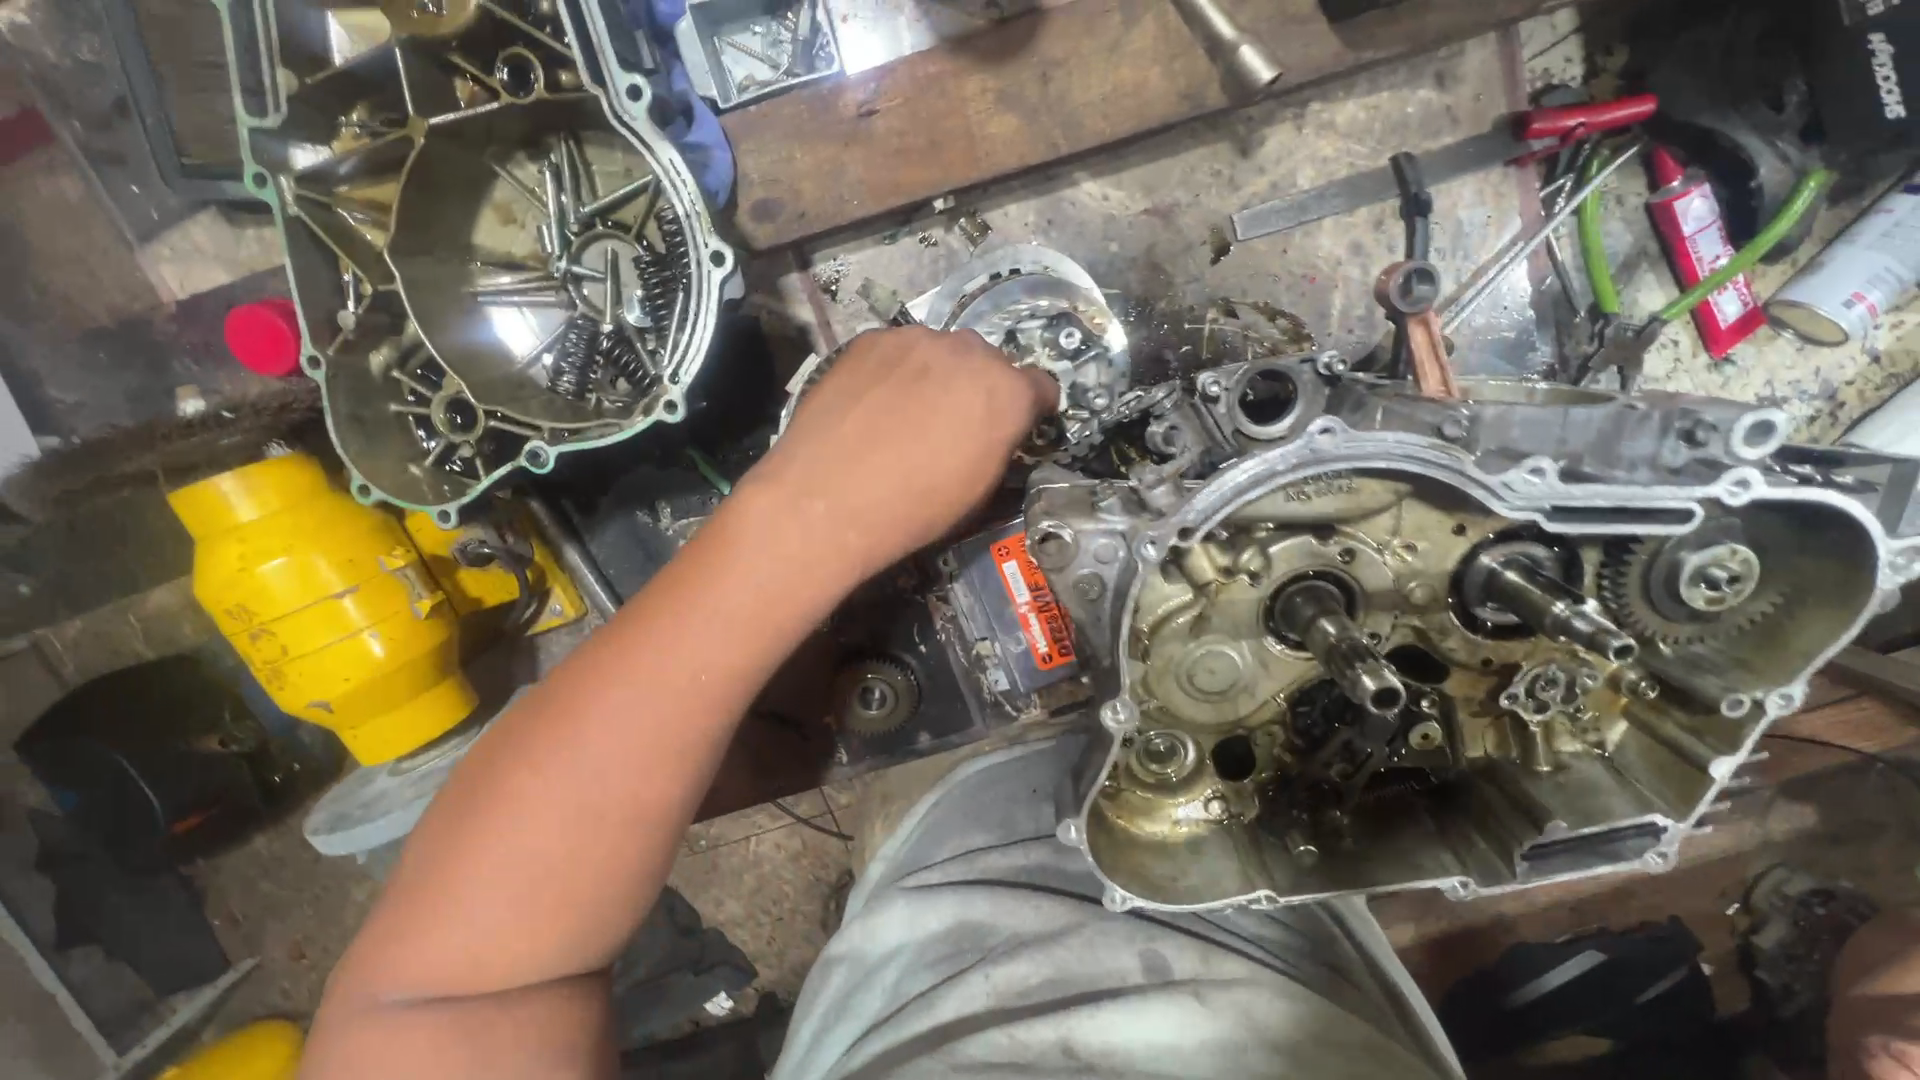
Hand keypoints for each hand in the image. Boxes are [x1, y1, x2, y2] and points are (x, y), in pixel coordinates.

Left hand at [734, 325, 1057, 581]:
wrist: (829, 498)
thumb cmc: (916, 508)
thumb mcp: (979, 491)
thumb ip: (998, 445)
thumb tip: (994, 433)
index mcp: (1008, 393)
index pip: (1041, 386)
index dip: (1028, 409)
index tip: (1012, 427)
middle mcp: (970, 352)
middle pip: (988, 363)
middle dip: (978, 388)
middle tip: (951, 424)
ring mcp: (917, 340)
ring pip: (940, 352)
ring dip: (935, 375)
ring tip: (904, 413)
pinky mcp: (870, 339)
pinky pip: (896, 351)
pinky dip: (893, 371)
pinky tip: (871, 405)